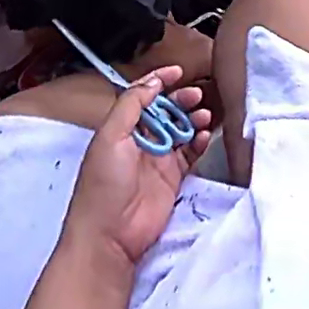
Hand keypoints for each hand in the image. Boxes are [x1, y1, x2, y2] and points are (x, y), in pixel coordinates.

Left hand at [61, 65, 214, 267]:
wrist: (109, 238)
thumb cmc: (104, 186)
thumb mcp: (110, 138)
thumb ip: (131, 105)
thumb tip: (153, 81)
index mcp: (121, 128)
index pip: (142, 96)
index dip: (159, 81)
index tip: (179, 71)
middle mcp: (141, 140)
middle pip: (167, 110)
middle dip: (182, 98)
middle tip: (196, 95)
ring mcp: (158, 159)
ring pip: (182, 128)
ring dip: (194, 118)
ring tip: (204, 116)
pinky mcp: (174, 176)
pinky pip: (192, 152)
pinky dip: (201, 141)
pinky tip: (204, 138)